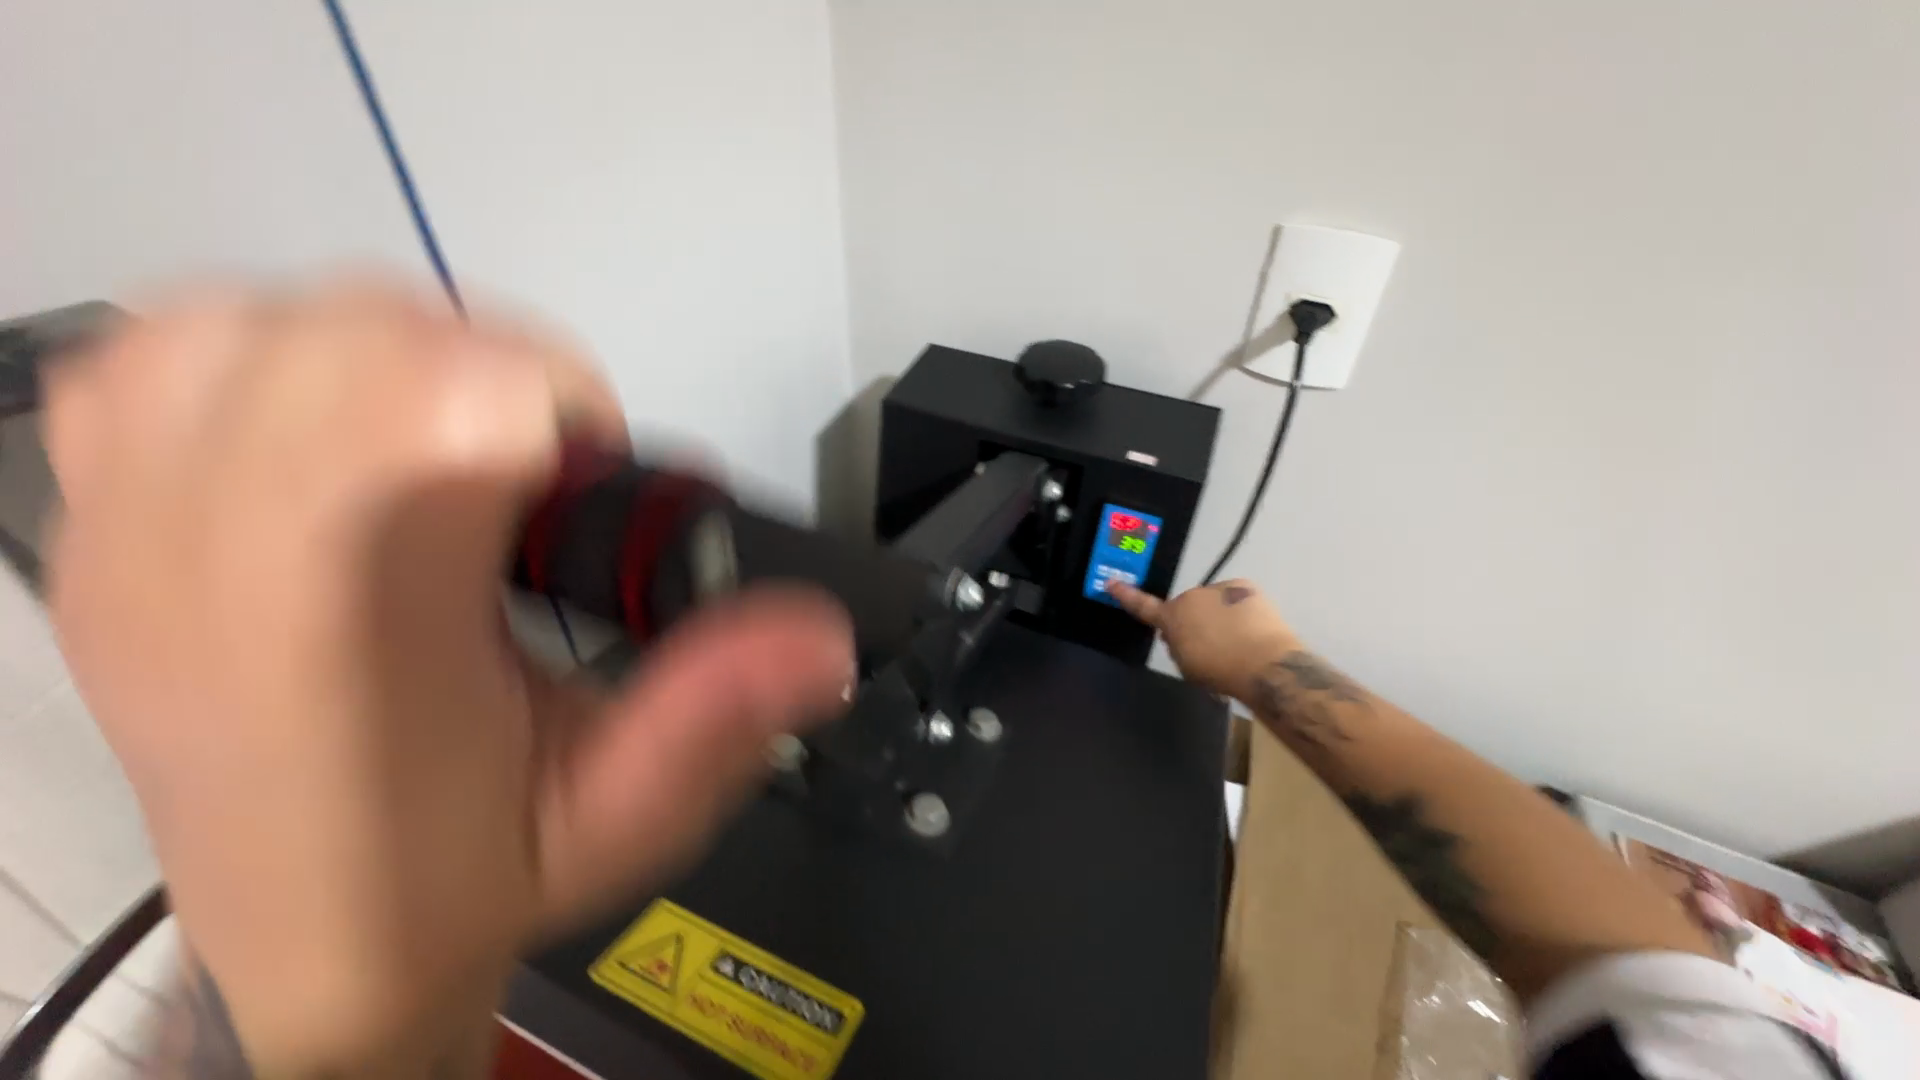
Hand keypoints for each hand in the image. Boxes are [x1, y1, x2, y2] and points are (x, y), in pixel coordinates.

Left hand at [44, 281, 854, 1073]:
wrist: (306, 926)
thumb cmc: (467, 869)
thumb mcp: (624, 816)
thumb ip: (720, 718)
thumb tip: (825, 634)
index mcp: (352, 640)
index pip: (409, 414)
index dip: (529, 393)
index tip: (586, 460)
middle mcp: (213, 568)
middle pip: (346, 340)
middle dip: (485, 368)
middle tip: (536, 464)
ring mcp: (126, 528)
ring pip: (253, 321)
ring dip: (386, 350)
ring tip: (448, 442)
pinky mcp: (97, 511)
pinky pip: (162, 347)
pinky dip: (271, 349)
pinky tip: (336, 427)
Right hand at [1107, 579, 1299, 700]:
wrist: (1264, 664)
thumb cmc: (1220, 671)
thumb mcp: (1187, 666)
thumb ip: (1177, 646)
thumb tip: (1179, 635)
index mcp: (1172, 618)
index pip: (1143, 606)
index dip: (1126, 596)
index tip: (1111, 583)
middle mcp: (1191, 597)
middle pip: (1188, 608)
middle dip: (1195, 622)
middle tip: (1211, 646)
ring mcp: (1219, 590)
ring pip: (1214, 603)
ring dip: (1220, 617)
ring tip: (1239, 642)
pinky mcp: (1245, 587)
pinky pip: (1237, 599)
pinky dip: (1242, 611)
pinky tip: (1253, 631)